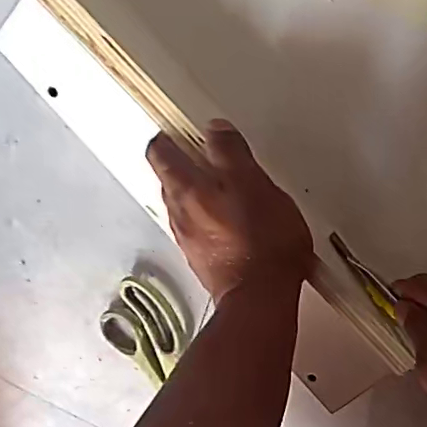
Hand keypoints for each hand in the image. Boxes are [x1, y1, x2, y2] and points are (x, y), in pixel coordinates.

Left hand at [144, 120, 312, 298]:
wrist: (261, 296)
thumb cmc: (264, 243)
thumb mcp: (256, 186)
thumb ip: (233, 155)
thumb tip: (217, 131)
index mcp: (189, 189)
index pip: (162, 152)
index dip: (169, 138)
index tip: (180, 133)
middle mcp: (181, 214)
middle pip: (169, 181)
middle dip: (181, 168)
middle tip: (200, 160)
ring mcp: (190, 241)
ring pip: (184, 209)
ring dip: (196, 199)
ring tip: (220, 195)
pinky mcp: (206, 263)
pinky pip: (200, 235)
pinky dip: (209, 226)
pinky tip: (231, 230)